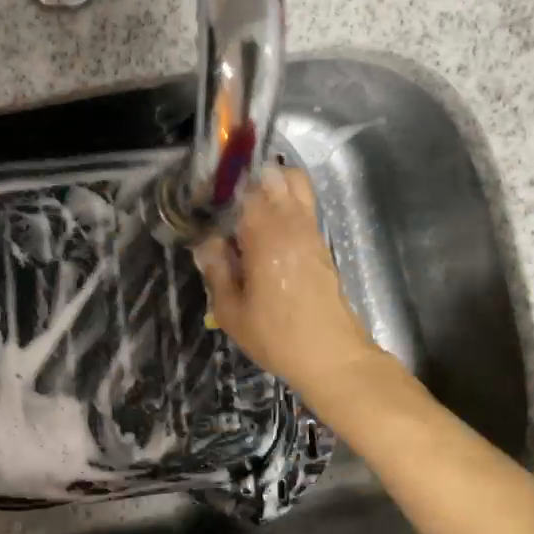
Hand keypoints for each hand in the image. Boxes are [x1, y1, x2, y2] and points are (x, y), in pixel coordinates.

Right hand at [193, 167, 380, 396]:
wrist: (331, 356)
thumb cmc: (276, 337)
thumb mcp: (231, 312)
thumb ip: (216, 271)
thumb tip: (207, 243)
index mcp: (266, 238)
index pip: (245, 190)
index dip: (223, 186)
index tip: (202, 194)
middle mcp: (292, 226)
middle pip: (276, 176)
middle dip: (249, 178)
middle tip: (224, 196)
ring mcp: (310, 233)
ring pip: (295, 186)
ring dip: (269, 187)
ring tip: (243, 206)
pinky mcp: (320, 245)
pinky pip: (302, 207)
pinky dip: (283, 204)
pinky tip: (261, 227)